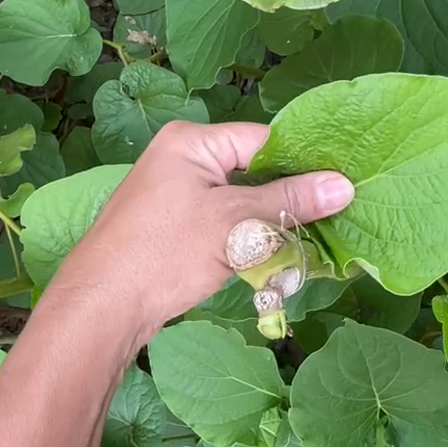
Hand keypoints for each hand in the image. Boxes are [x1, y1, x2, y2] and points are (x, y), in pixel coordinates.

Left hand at [45, 121, 354, 348]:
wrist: (102, 306)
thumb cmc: (165, 252)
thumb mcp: (235, 224)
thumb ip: (290, 202)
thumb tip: (345, 185)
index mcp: (192, 141)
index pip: (264, 140)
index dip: (305, 162)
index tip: (344, 184)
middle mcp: (182, 158)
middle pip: (254, 171)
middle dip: (288, 198)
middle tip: (334, 218)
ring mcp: (176, 194)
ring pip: (241, 201)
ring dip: (270, 223)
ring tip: (310, 243)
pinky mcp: (175, 226)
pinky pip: (223, 223)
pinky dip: (247, 239)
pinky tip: (274, 259)